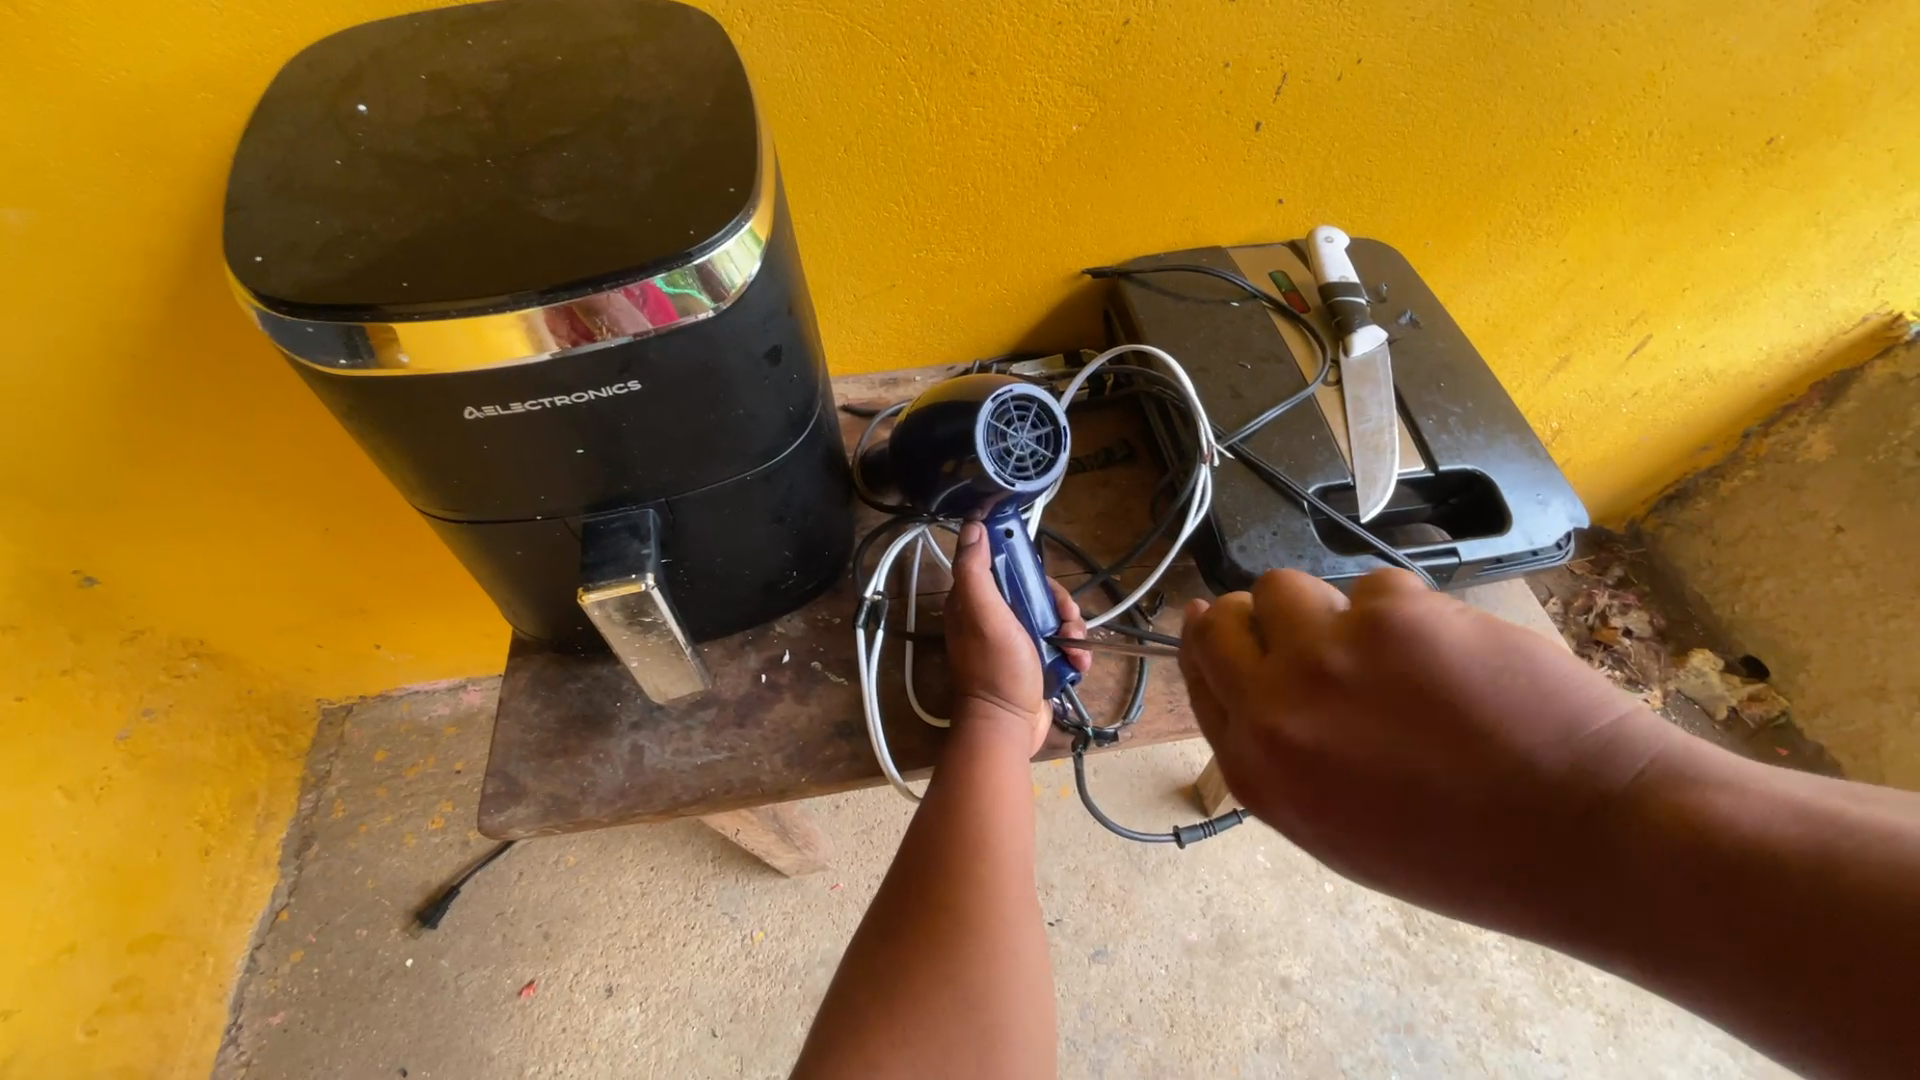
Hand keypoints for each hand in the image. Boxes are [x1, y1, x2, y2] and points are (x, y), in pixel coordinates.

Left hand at [944, 521, 1091, 755]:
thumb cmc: (995, 669)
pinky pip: (1061, 640)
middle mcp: (994, 614)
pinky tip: (1077, 662)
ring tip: (1073, 646)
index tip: (1034, 557)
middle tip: (1066, 617)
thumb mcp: (982, 613)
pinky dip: (1073, 649)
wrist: (1009, 726)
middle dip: (1057, 599)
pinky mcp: (1037, 658)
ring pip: (1053, 612)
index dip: (1016, 552)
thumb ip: (975, 569)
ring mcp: (1016, 637)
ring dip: (1071, 627)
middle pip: (1034, 587)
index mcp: (974, 600)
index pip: (998, 559)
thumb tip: (972, 525)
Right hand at [1178, 568, 1687, 939]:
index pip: (1199, 677)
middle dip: (1248, 617)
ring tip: (1377, 642)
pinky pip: (1372, 588)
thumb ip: (1274, 754)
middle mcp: (1272, 706)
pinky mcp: (1393, 614)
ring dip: (1318, 608)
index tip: (1215, 622)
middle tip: (1295, 628)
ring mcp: (1328, 653)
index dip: (1208, 644)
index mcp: (1257, 770)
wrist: (1593, 837)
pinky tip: (1443, 653)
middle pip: (1223, 620)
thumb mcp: (1333, 827)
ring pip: (1284, 587)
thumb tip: (1249, 682)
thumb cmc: (1463, 852)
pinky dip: (1399, 613)